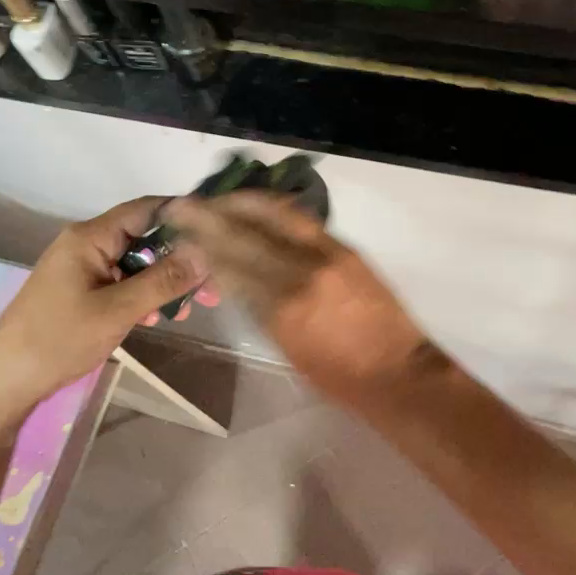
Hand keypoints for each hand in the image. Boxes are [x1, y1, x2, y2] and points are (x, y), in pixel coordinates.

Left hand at [0, 196, 204, 403]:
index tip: (218, 233)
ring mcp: (81, 266)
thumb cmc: (59, 340)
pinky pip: (121, 280)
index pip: (146, 209)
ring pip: (135, 262)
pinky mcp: (78, 289)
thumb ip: (163, 280)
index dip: (183, 216)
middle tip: (212, 285)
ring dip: (163, 279)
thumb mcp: (118, 311)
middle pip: (144, 237)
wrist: (6, 381)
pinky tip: (156, 316)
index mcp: (90, 237)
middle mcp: (86, 242)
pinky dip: (142, 293)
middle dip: (179, 258)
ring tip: (191, 306)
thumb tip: (205, 252)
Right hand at [164, 192, 440, 404]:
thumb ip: (258, 309)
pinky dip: (274, 209)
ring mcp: (327, 255)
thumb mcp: (286, 348)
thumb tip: (232, 278)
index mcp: (283, 307)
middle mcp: (302, 272)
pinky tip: (259, 207)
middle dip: (209, 217)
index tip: (179, 234)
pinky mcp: (345, 249)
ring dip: (242, 203)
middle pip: (246, 234)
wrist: (396, 370)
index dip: (200, 247)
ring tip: (218, 198)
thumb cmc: (338, 376)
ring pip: (276, 215)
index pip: (230, 265)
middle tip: (183, 206)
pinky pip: (302, 220)